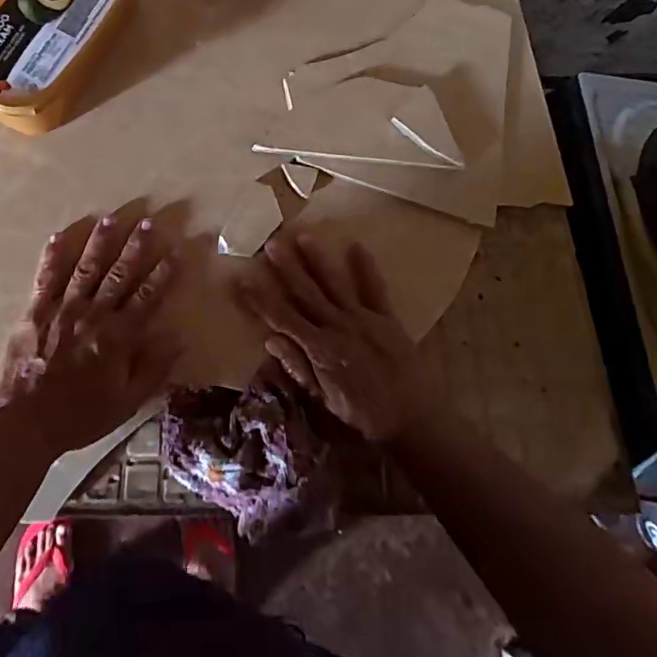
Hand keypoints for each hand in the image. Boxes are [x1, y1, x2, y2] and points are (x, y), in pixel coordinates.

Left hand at [0, 213, 181, 457]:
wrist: (26, 424)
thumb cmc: (80, 416)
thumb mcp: (127, 402)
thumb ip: (153, 368)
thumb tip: (179, 338)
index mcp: (118, 336)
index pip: (147, 296)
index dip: (164, 272)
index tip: (178, 249)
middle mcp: (93, 315)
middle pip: (119, 274)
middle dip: (135, 246)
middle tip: (147, 221)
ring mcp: (62, 309)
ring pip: (86, 268)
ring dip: (99, 242)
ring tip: (110, 218)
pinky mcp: (35, 311)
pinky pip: (45, 278)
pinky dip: (52, 257)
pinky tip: (59, 236)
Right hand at [233, 233, 438, 442]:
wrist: (415, 420)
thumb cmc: (365, 415)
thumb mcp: (326, 399)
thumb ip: (300, 367)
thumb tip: (271, 340)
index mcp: (320, 349)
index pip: (282, 319)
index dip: (259, 300)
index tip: (241, 281)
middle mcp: (338, 327)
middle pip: (306, 293)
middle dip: (286, 268)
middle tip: (271, 244)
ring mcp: (364, 319)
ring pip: (334, 284)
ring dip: (317, 260)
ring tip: (303, 236)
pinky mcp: (387, 319)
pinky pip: (374, 289)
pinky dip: (365, 268)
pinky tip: (356, 246)